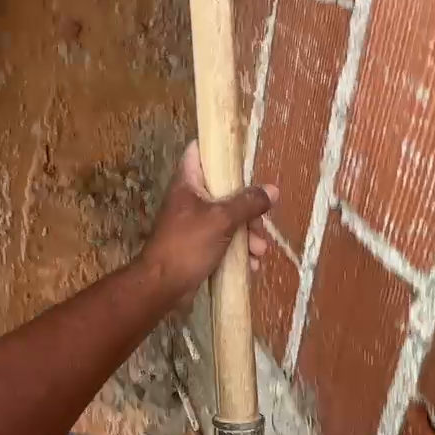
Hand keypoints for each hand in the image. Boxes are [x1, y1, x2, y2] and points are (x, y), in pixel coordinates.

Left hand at [138, 142, 278, 296]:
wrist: (162, 287)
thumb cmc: (187, 245)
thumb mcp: (221, 220)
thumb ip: (248, 203)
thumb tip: (272, 190)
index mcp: (188, 183)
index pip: (199, 151)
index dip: (218, 148)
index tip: (243, 155)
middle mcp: (190, 199)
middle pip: (226, 191)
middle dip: (248, 209)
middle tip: (260, 226)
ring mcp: (194, 223)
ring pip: (229, 219)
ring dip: (248, 234)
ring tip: (259, 252)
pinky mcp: (199, 246)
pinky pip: (225, 241)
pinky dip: (239, 250)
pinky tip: (251, 265)